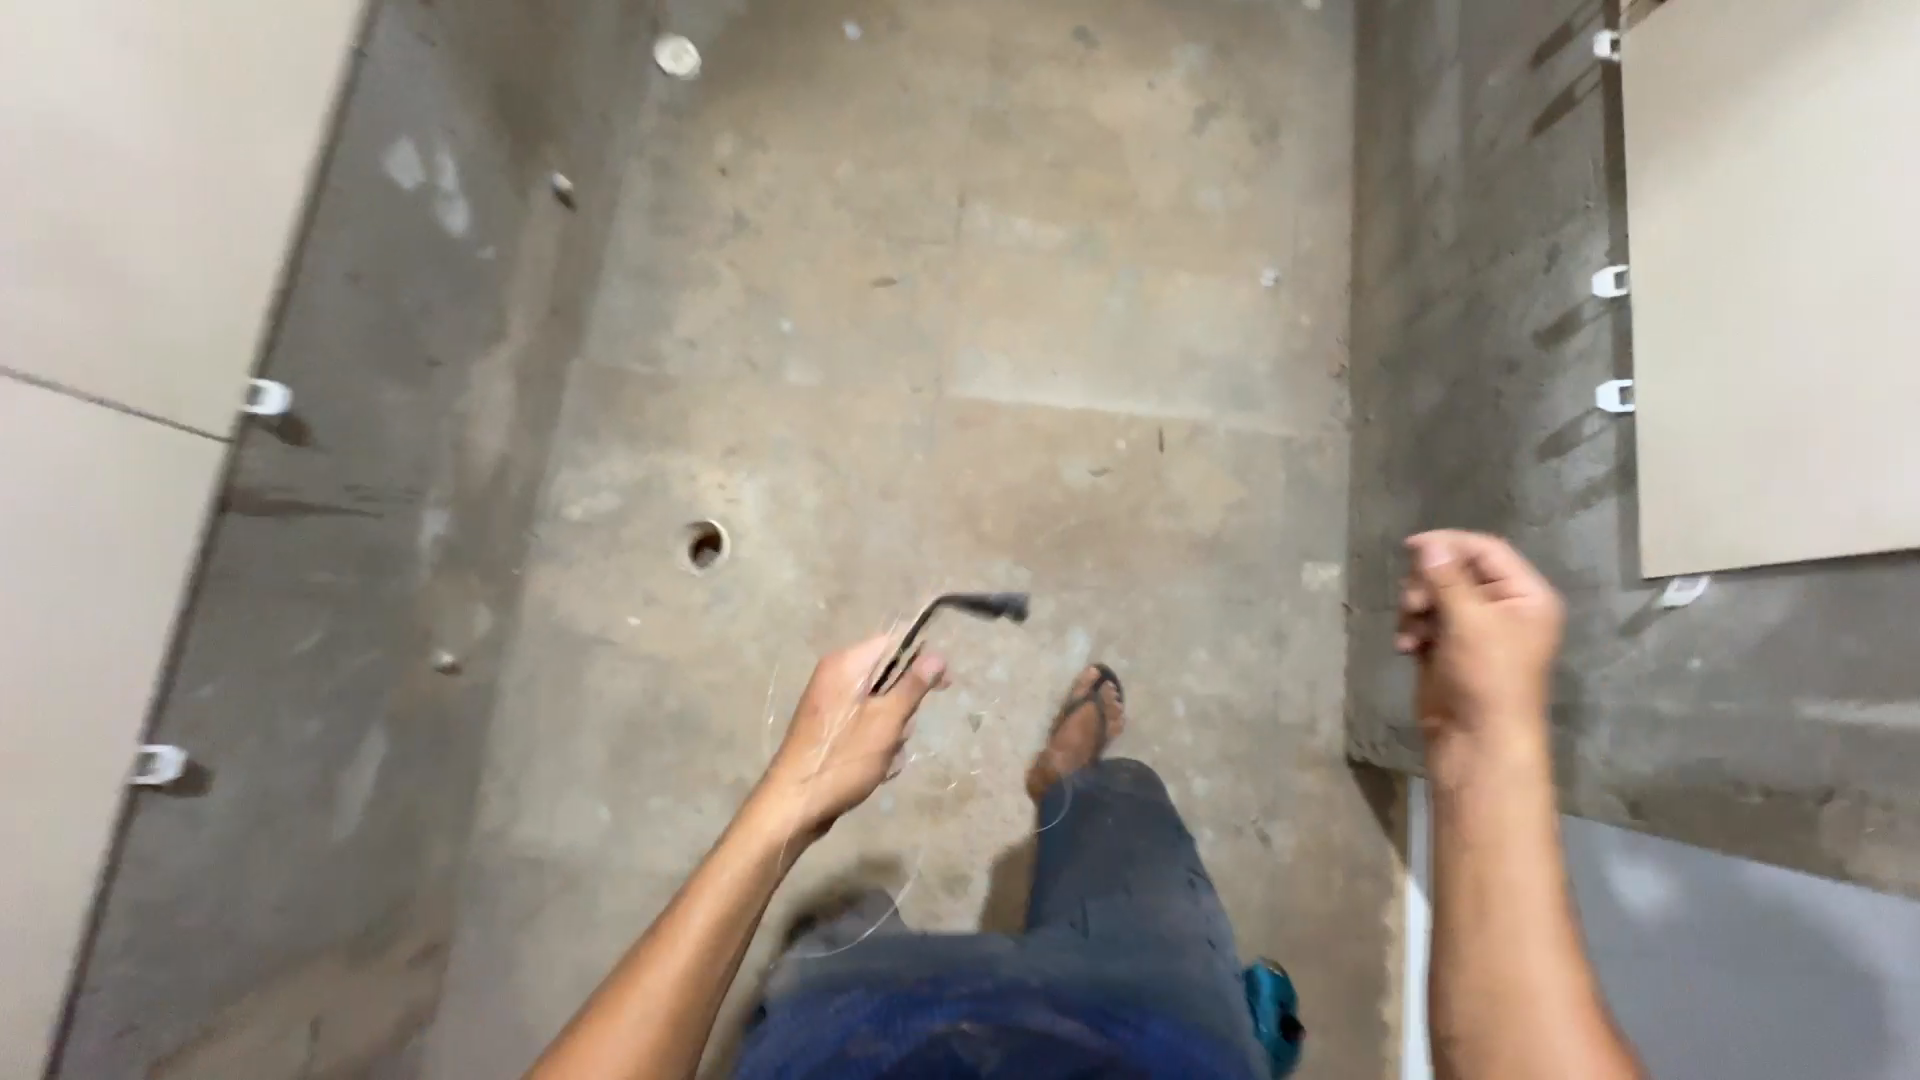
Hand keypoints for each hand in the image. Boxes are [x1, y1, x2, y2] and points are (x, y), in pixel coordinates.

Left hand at [753, 634, 947, 838]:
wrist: (793, 805)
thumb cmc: (842, 758)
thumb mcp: (886, 721)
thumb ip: (913, 685)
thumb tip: (938, 654)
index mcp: (846, 664)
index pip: (893, 642)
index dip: (921, 660)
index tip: (944, 686)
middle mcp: (835, 676)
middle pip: (888, 676)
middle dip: (903, 707)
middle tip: (900, 731)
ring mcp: (831, 704)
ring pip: (881, 705)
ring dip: (893, 730)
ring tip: (886, 756)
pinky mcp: (830, 728)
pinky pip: (865, 724)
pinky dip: (877, 742)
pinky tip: (876, 767)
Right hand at [1397, 531, 1562, 771]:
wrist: (1476, 738)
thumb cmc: (1487, 677)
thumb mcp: (1470, 622)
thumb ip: (1447, 579)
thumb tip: (1427, 544)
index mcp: (1524, 596)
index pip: (1486, 551)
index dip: (1449, 544)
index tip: (1410, 547)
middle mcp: (1501, 607)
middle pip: (1454, 570)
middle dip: (1426, 584)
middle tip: (1413, 604)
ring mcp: (1473, 627)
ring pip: (1433, 595)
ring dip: (1415, 609)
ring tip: (1412, 633)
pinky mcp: (1447, 645)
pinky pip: (1423, 620)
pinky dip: (1411, 630)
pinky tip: (1408, 648)